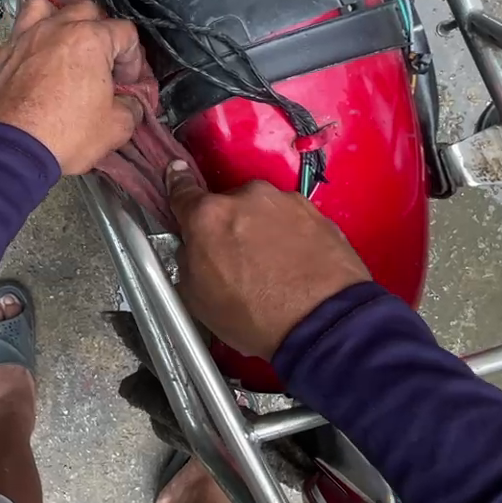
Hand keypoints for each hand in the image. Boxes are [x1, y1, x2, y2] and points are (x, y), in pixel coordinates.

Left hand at [0, 0, 143, 174]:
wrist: (16, 152)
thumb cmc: (65, 136)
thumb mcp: (116, 127)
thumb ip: (130, 108)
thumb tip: (130, 104)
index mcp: (89, 40)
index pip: (125, 34)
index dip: (133, 58)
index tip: (129, 81)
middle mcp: (53, 31)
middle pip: (85, 10)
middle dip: (100, 31)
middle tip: (102, 62)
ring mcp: (20, 42)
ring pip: (37, 7)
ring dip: (51, 14)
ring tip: (60, 33)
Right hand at [167, 161, 370, 359]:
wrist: (324, 324)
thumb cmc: (256, 315)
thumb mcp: (196, 296)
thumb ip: (187, 259)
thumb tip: (191, 249)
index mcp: (208, 215)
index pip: (182, 189)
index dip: (177, 186)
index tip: (177, 177)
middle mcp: (246, 198)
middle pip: (226, 204)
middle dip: (226, 225)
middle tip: (234, 258)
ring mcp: (284, 202)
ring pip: (260, 210)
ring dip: (259, 228)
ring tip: (270, 267)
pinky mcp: (316, 213)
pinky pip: (290, 219)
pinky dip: (288, 236)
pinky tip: (293, 265)